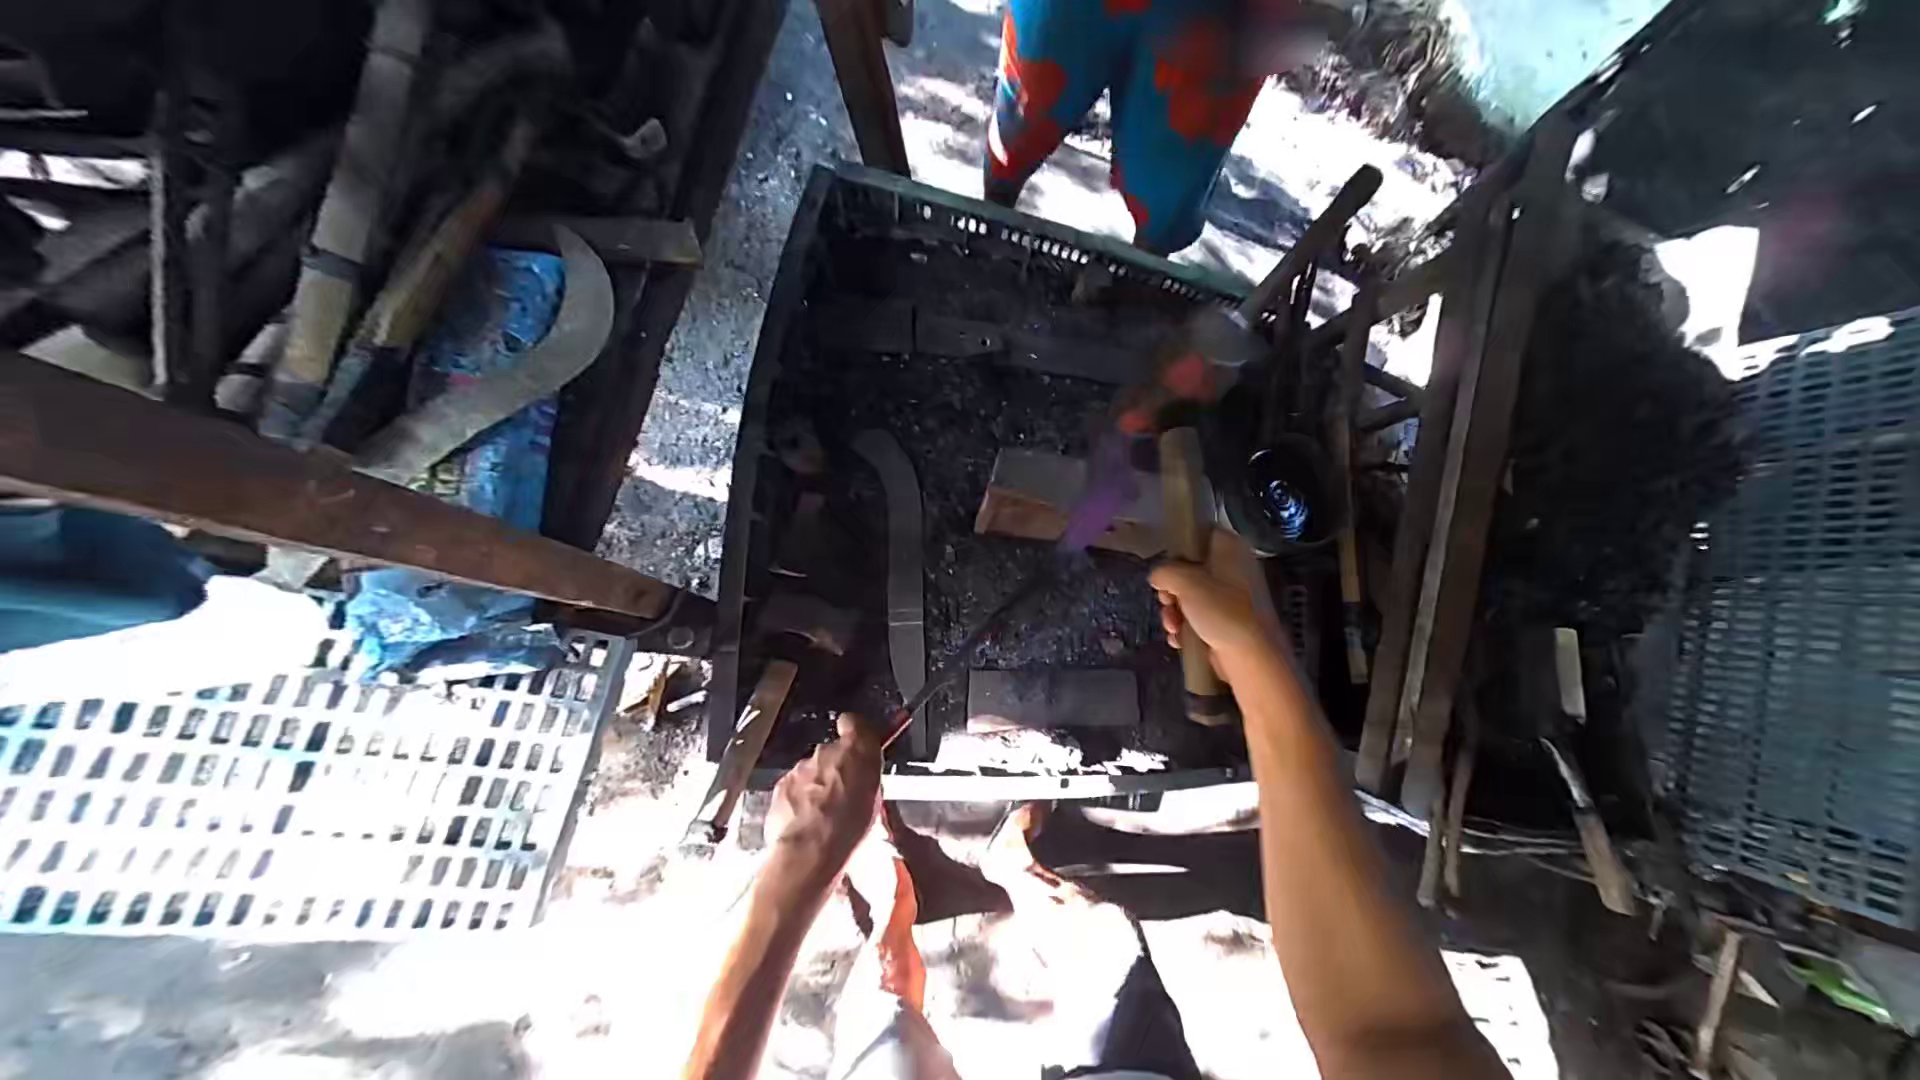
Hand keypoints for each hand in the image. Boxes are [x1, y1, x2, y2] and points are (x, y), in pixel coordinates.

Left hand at [763, 713, 882, 895]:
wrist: (808, 852)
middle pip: (832, 751)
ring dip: (817, 785)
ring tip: (824, 814)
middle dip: (836, 767)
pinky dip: (799, 798)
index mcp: (857, 751)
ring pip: (812, 769)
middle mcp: (827, 751)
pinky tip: (805, 821)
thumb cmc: (848, 829)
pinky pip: (795, 785)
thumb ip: (867, 777)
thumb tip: (864, 774)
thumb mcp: (874, 802)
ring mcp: (802, 766)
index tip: (858, 742)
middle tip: (843, 793)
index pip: (855, 722)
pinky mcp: (782, 783)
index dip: (855, 730)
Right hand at [1149, 528, 1290, 679]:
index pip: (1200, 533)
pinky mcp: (1228, 621)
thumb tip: (1158, 578)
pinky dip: (1186, 627)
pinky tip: (1180, 639)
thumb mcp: (1184, 582)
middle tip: (1168, 600)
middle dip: (1172, 589)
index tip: (1166, 565)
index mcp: (1230, 549)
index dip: (1180, 548)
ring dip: (1174, 612)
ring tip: (1173, 626)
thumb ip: (1164, 572)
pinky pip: (1198, 617)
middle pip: (1189, 569)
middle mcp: (1233, 568)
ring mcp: (1232, 597)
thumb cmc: (1221, 610)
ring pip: (1190, 596)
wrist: (1250, 655)